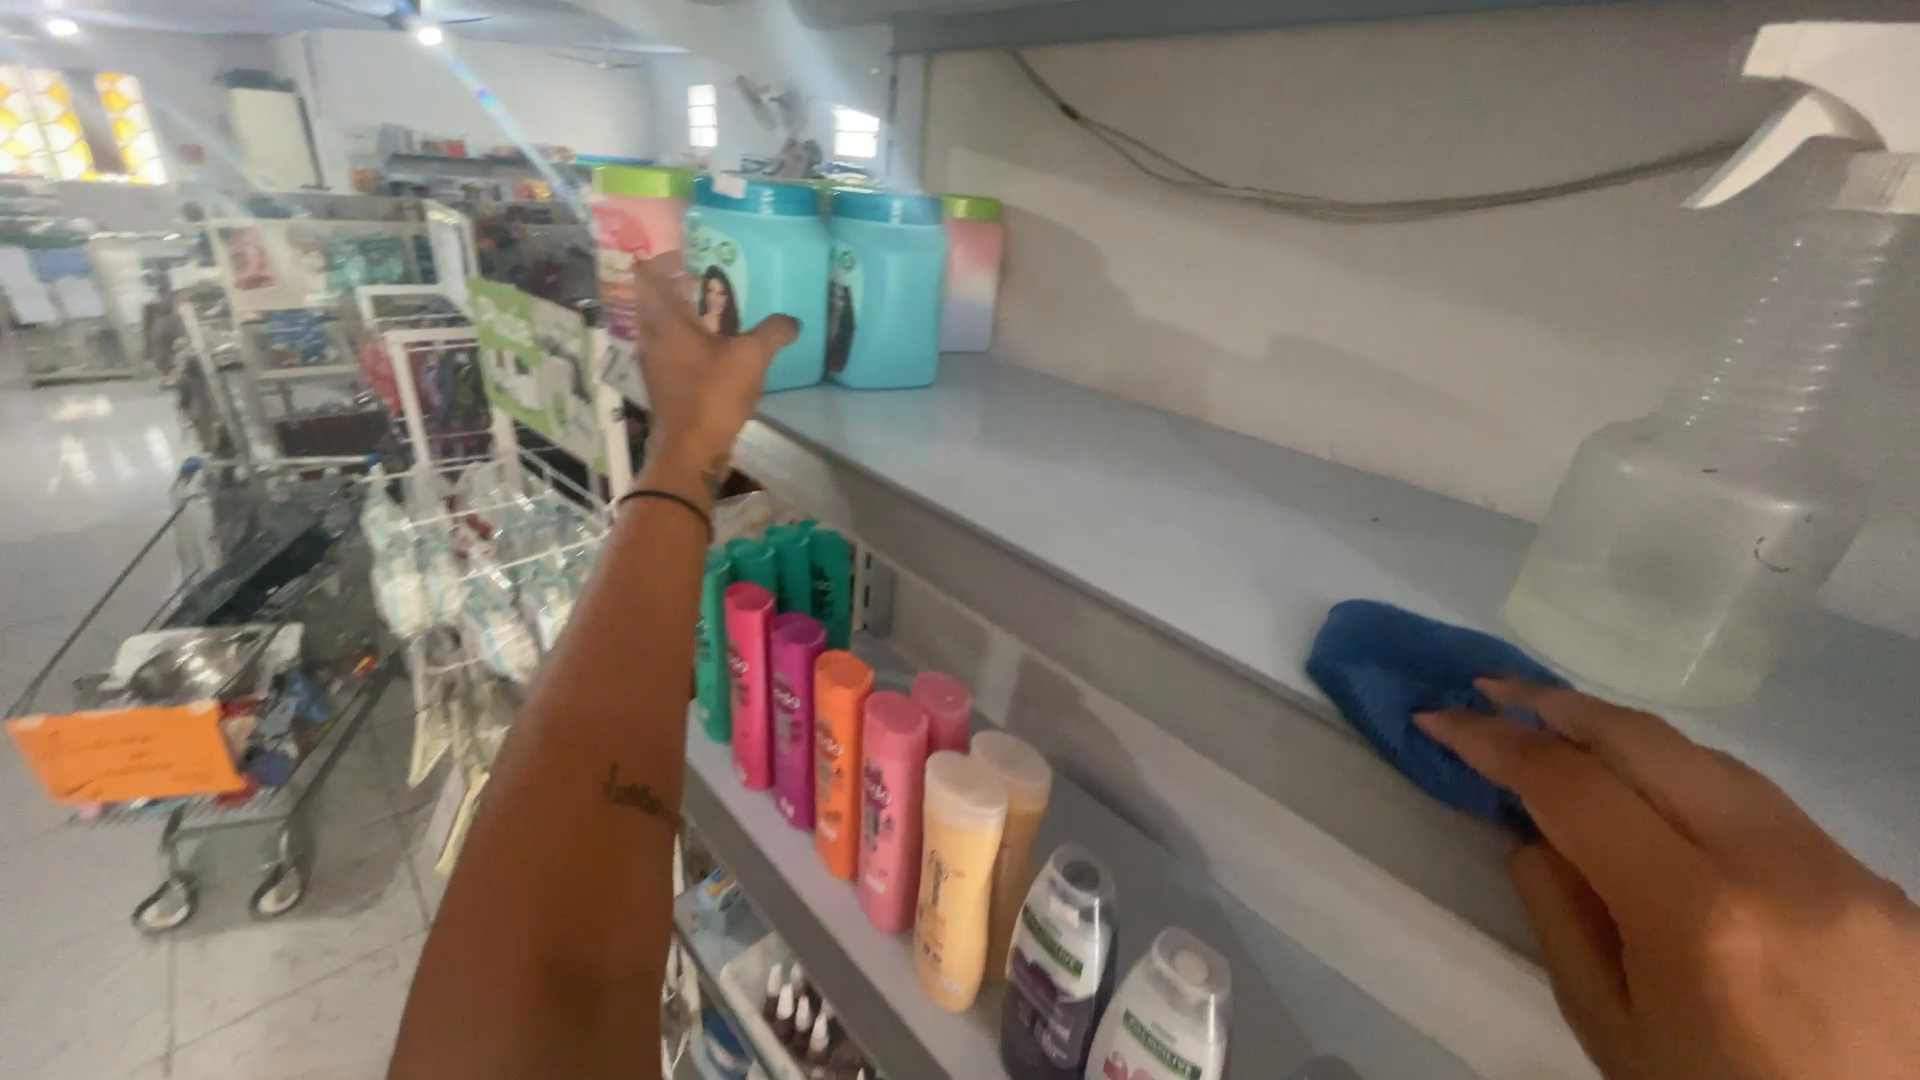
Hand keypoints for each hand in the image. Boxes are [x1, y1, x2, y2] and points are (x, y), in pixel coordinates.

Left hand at [631, 253, 798, 495]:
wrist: (690, 450)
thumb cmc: (713, 395)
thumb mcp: (751, 358)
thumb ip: (772, 333)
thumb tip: (792, 321)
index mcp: (664, 321)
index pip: (648, 274)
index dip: (665, 259)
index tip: (692, 255)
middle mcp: (651, 337)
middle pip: (654, 299)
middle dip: (678, 287)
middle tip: (710, 281)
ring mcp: (653, 364)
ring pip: (662, 327)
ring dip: (683, 317)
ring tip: (716, 315)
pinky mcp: (662, 386)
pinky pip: (671, 352)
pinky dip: (688, 344)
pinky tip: (715, 353)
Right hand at [1416, 680, 1919, 1079]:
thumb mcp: (1605, 1019)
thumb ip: (1556, 910)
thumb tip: (1538, 834)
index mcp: (1698, 913)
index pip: (1569, 784)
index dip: (1491, 740)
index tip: (1436, 718)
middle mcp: (1780, 868)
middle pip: (1643, 740)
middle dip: (1551, 702)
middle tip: (1487, 689)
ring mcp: (1844, 870)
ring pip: (1704, 757)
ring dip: (1614, 730)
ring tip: (1552, 724)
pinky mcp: (1878, 883)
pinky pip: (1754, 800)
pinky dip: (1677, 774)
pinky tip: (1643, 790)